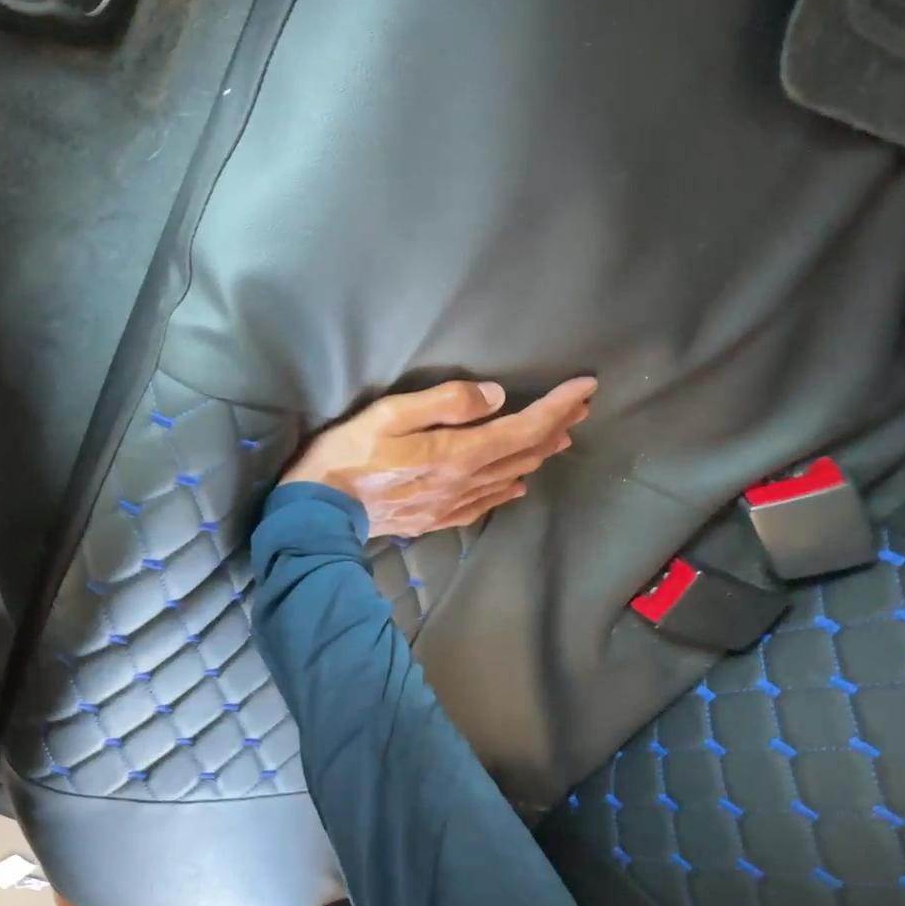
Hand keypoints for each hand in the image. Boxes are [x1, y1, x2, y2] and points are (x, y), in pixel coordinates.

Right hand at [282, 377, 597, 538]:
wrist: (318, 511)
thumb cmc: (347, 454)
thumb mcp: (388, 413)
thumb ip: (444, 402)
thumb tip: (495, 397)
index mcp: (459, 453)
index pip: (526, 427)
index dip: (560, 406)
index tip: (586, 386)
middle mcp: (466, 481)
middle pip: (525, 454)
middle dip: (556, 427)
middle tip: (578, 407)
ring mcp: (451, 505)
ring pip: (509, 478)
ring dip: (537, 455)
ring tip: (557, 439)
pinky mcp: (434, 519)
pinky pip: (484, 504)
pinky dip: (507, 490)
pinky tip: (515, 486)